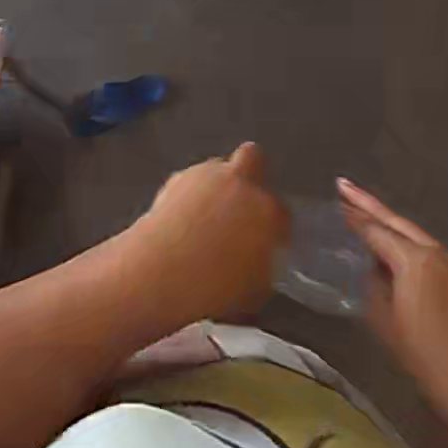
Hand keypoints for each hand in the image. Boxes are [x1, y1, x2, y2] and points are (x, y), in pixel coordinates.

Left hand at [125, 143, 288, 320]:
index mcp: (267, 212)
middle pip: (253, 156)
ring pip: (217, 166)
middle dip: (251, 171)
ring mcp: (208, 175)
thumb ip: (262, 267)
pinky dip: (188, 194)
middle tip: (241, 199)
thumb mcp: (254, 291)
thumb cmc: (217, 287)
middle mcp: (241, 185)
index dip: (275, 226)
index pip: (282, 212)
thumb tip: (257, 265)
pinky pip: (189, 179)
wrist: (166, 268)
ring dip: (215, 184)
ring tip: (203, 214)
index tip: (267, 240)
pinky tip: (180, 218)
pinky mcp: (178, 177)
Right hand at [339, 177, 447, 447]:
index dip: (355, 215)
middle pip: (401, 224)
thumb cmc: (433, 365)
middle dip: (372, 205)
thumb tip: (373, 271)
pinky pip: (445, 264)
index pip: (377, 231)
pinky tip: (416, 274)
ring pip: (425, 243)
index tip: (338, 197)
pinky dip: (424, 260)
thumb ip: (376, 290)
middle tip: (346, 187)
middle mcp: (442, 255)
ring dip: (399, 235)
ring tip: (376, 228)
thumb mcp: (389, 328)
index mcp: (416, 261)